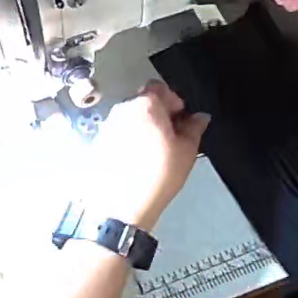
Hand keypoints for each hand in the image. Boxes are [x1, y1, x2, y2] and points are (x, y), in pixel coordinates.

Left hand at [84, 82, 209, 229]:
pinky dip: (129, 144)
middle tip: (172, 138)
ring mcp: (107, 127)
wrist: (119, 209)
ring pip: (131, 119)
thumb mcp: (186, 151)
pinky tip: (139, 164)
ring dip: (144, 130)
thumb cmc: (151, 181)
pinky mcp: (99, 144)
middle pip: (145, 102)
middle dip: (159, 116)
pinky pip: (119, 136)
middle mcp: (122, 111)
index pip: (162, 88)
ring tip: (155, 156)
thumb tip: (199, 118)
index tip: (182, 119)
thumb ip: (194, 128)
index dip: (176, 102)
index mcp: (145, 106)